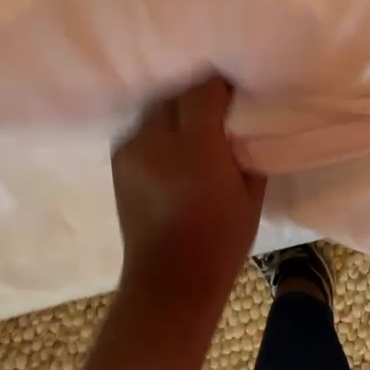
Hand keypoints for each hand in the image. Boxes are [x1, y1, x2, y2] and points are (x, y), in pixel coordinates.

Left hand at [112, 74, 265, 299]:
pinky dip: (158, 131)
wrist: (169, 282)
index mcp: (196, 145)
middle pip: (179, 94)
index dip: (222, 88)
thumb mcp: (252, 192)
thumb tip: (243, 121)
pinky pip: (142, 129)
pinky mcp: (118, 162)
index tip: (235, 97)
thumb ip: (246, 147)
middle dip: (199, 98)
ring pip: (158, 109)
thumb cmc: (221, 239)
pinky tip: (171, 149)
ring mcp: (132, 150)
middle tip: (218, 113)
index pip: (205, 89)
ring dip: (177, 113)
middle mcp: (157, 139)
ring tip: (193, 131)